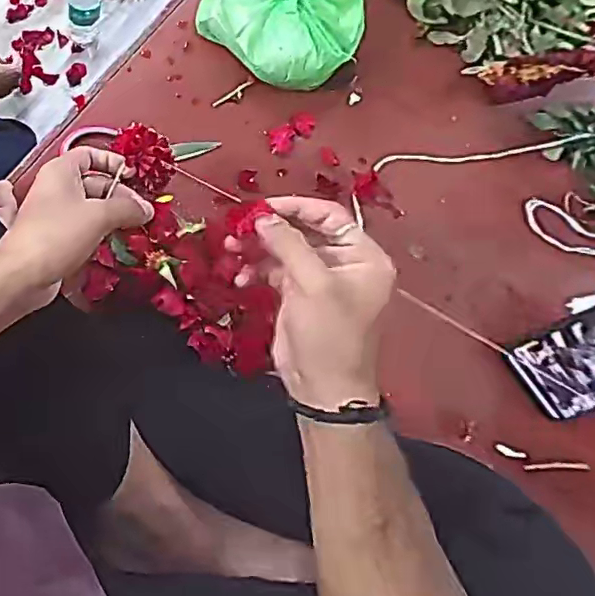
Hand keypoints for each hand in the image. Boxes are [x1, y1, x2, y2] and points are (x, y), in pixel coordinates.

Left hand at [0, 148, 151, 308]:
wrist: (22, 275)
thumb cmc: (56, 235)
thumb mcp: (100, 215)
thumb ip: (127, 208)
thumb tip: (145, 209)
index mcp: (60, 171)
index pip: (89, 154)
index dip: (111, 161)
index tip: (130, 174)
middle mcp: (54, 189)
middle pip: (93, 183)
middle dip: (118, 196)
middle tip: (140, 211)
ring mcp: (52, 214)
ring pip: (88, 208)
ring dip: (110, 217)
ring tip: (132, 227)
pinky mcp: (53, 238)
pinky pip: (79, 229)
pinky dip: (96, 233)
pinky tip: (111, 240)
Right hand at [241, 197, 396, 409]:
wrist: (323, 389)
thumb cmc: (330, 335)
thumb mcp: (312, 285)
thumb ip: (288, 244)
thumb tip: (262, 217)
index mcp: (363, 256)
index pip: (329, 215)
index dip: (297, 206)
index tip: (264, 206)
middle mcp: (343, 262)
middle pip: (303, 230)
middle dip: (270, 229)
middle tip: (240, 226)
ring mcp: (319, 278)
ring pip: (284, 248)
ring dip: (257, 247)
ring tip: (231, 249)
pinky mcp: (298, 292)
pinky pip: (275, 268)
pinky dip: (256, 269)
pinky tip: (241, 277)